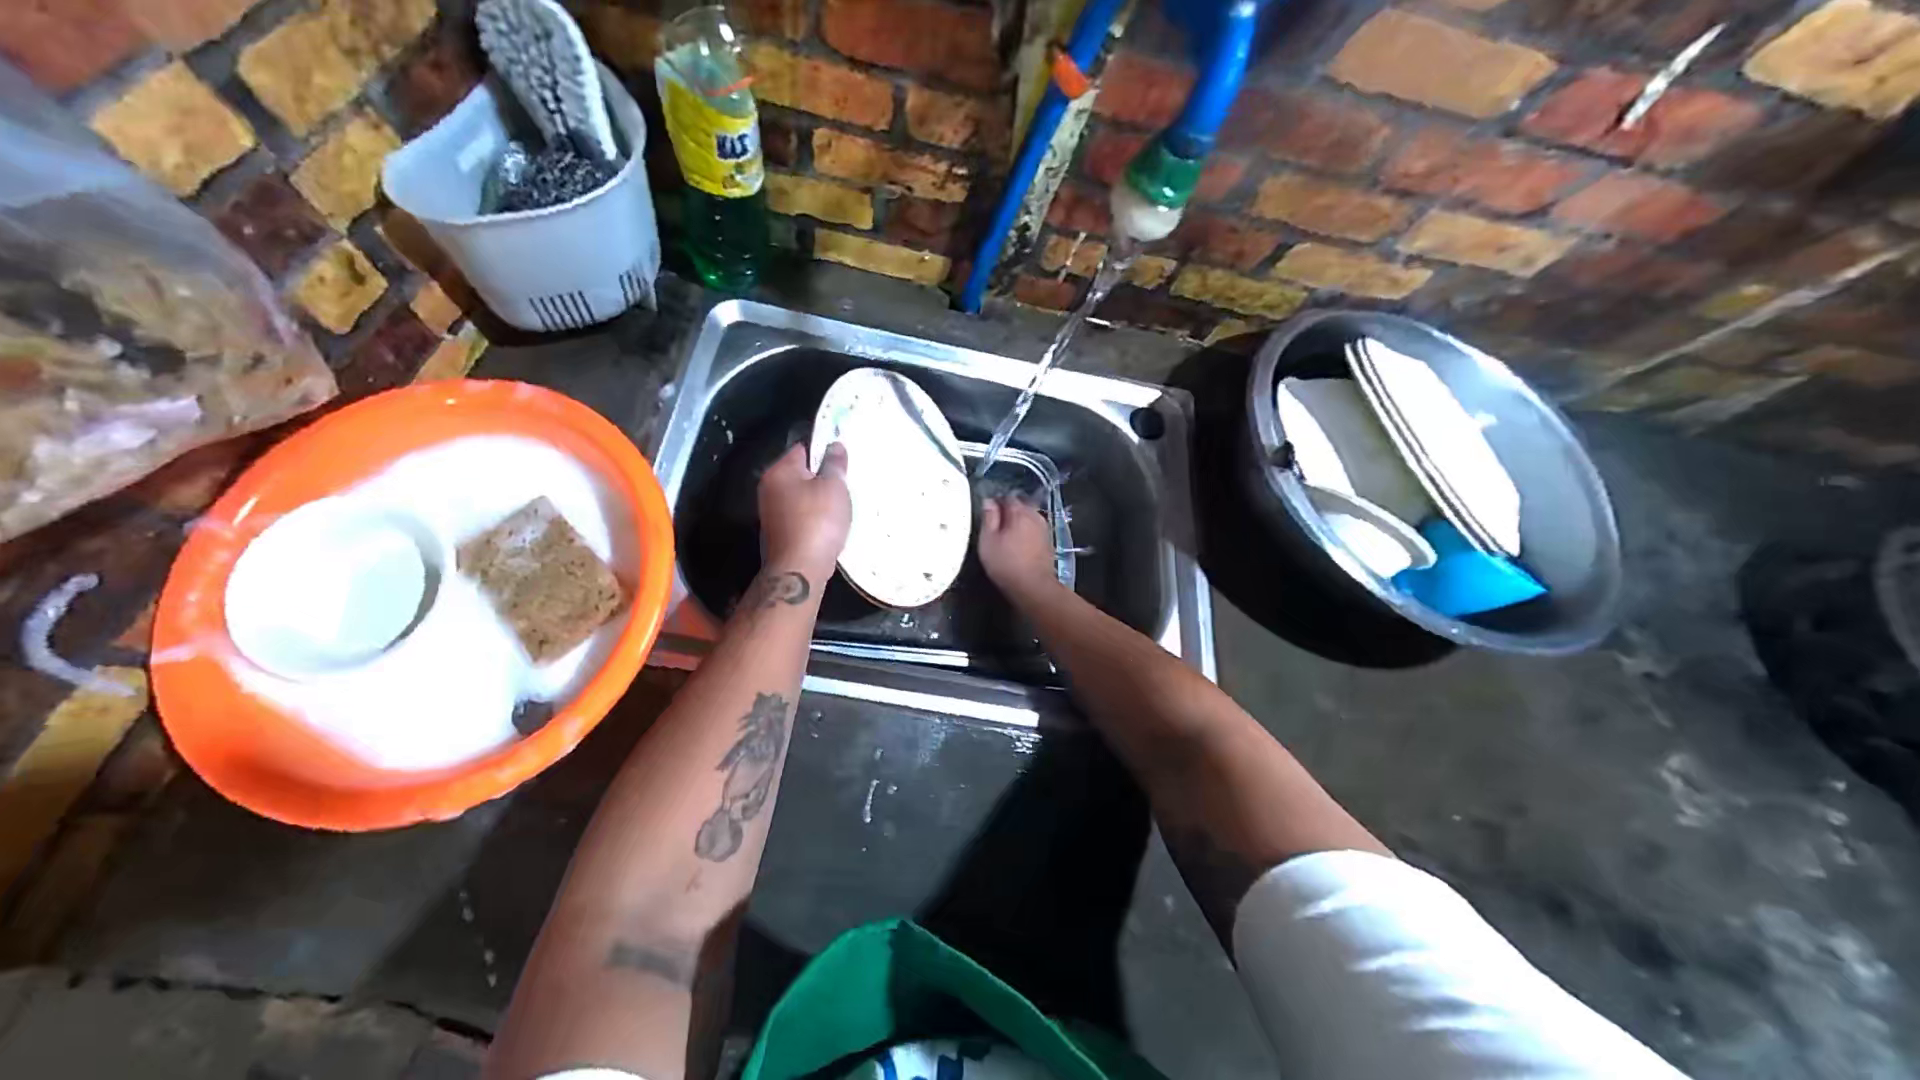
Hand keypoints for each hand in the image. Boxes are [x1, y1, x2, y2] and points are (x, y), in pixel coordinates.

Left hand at [759, 442, 849, 577]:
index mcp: (778, 471)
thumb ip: (835, 463)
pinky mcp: (779, 534)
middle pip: (800, 475)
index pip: (802, 449)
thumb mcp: (834, 486)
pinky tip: (830, 527)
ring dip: (819, 501)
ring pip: (801, 498)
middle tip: (845, 485)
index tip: (843, 461)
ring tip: (841, 507)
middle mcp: (769, 489)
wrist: (800, 569)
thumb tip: (834, 446)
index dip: (824, 451)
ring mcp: (771, 514)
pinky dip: (814, 519)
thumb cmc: (817, 521)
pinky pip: (801, 518)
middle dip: (822, 478)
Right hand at [977, 496, 1059, 601]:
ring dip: (1019, 521)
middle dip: (1009, 510)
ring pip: (1030, 517)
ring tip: (1007, 533)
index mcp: (1019, 512)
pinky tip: (1020, 543)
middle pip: (1021, 505)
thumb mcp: (987, 540)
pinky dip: (1027, 531)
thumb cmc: (1006, 563)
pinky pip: (1035, 529)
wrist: (1033, 586)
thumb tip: (989, 501)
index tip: (988, 513)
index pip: (1007, 497)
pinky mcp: (1048, 542)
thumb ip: (988, 518)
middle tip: (997, 523)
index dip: (996, 502)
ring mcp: (1044, 529)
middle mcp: (1035, 516)